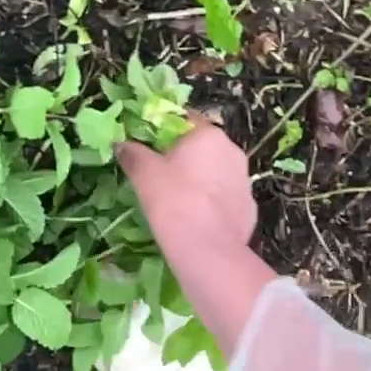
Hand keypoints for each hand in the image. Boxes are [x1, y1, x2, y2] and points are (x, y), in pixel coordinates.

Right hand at [117, 116, 256, 256]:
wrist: (207, 251)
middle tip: (160, 173)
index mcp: (209, 134)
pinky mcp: (249, 209)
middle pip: (203, 147)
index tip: (150, 145)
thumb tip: (121, 144)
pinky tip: (195, 219)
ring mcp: (245, 181)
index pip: (186, 119)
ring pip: (216, 173)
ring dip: (200, 180)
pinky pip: (225, 199)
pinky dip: (211, 204)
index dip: (165, 130)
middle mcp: (232, 151)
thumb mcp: (143, 173)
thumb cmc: (173, 200)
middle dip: (184, 157)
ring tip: (177, 199)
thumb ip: (132, 153)